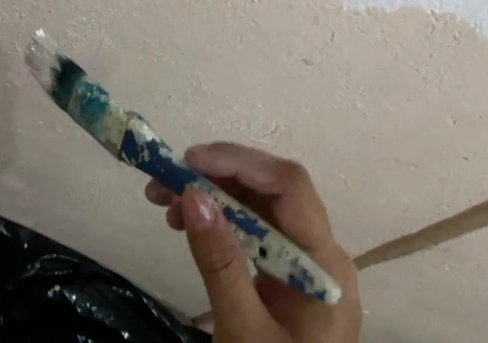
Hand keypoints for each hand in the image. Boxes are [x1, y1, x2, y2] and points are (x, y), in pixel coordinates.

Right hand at [145, 144, 361, 341]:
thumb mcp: (243, 332)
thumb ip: (220, 261)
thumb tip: (191, 192)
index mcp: (324, 264)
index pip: (289, 186)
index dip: (238, 162)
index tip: (186, 162)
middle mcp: (321, 255)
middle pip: (272, 191)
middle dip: (215, 177)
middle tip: (162, 182)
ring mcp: (305, 268)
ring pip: (258, 208)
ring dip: (211, 197)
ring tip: (163, 204)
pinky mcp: (288, 282)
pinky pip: (254, 233)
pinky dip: (219, 222)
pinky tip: (186, 227)